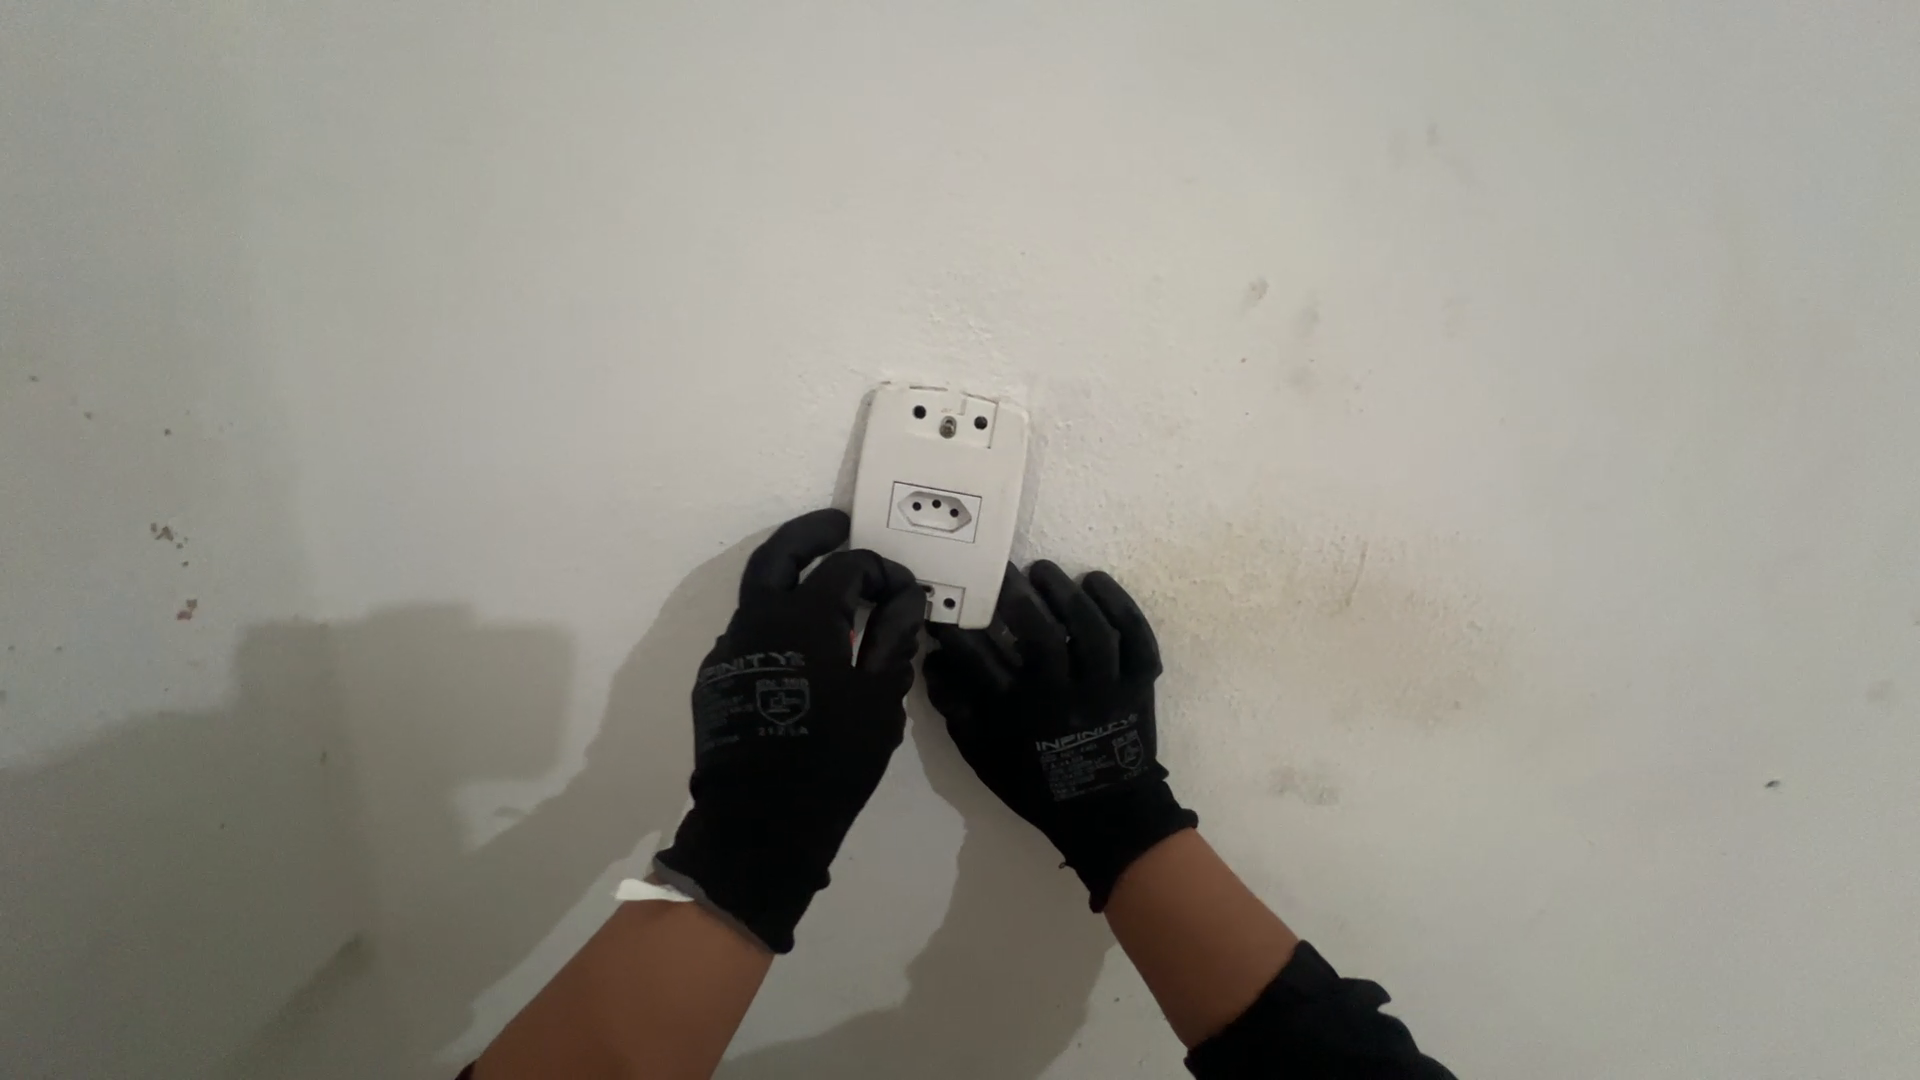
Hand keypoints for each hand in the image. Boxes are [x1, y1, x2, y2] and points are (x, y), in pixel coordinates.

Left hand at [653, 509, 924, 952]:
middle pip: (779, 554)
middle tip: (840, 525)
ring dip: (793, 577)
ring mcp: (730, 647)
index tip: (904, 589)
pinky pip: (750, 630)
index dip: (880, 569)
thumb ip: (894, 635)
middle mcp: (757, 620)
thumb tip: (907, 593)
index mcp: (803, 619)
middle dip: (812, 532)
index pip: (846, 568)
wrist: (760, 825)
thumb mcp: (879, 697)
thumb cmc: (832, 760)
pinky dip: (779, 619)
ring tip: (831, 586)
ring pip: (759, 592)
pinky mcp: (717, 675)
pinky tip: (806, 645)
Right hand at [925, 561, 1196, 909]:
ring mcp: (1108, 687)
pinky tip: (1096, 580)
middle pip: (1042, 636)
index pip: (981, 662)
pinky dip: (1120, 604)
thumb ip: (957, 711)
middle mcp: (1066, 696)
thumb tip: (933, 662)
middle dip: (1016, 597)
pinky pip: (1136, 637)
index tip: (943, 606)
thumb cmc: (1040, 786)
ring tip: (1042, 569)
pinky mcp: (1140, 683)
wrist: (1111, 817)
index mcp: (1023, 717)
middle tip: (999, 570)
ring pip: (1090, 630)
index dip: (957, 630)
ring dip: (1064, 593)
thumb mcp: (986, 759)